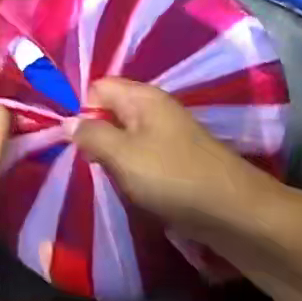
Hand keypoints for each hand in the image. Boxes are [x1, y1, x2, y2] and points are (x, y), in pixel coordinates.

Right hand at [69, 78, 272, 229]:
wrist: (234, 212)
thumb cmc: (173, 177)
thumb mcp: (122, 155)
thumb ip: (91, 135)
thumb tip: (67, 121)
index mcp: (142, 97)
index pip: (98, 87)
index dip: (80, 109)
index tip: (68, 140)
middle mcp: (155, 110)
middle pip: (111, 112)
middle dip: (93, 135)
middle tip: (80, 163)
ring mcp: (168, 136)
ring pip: (125, 138)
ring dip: (111, 157)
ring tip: (99, 178)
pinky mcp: (177, 162)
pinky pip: (142, 158)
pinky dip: (130, 172)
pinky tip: (125, 189)